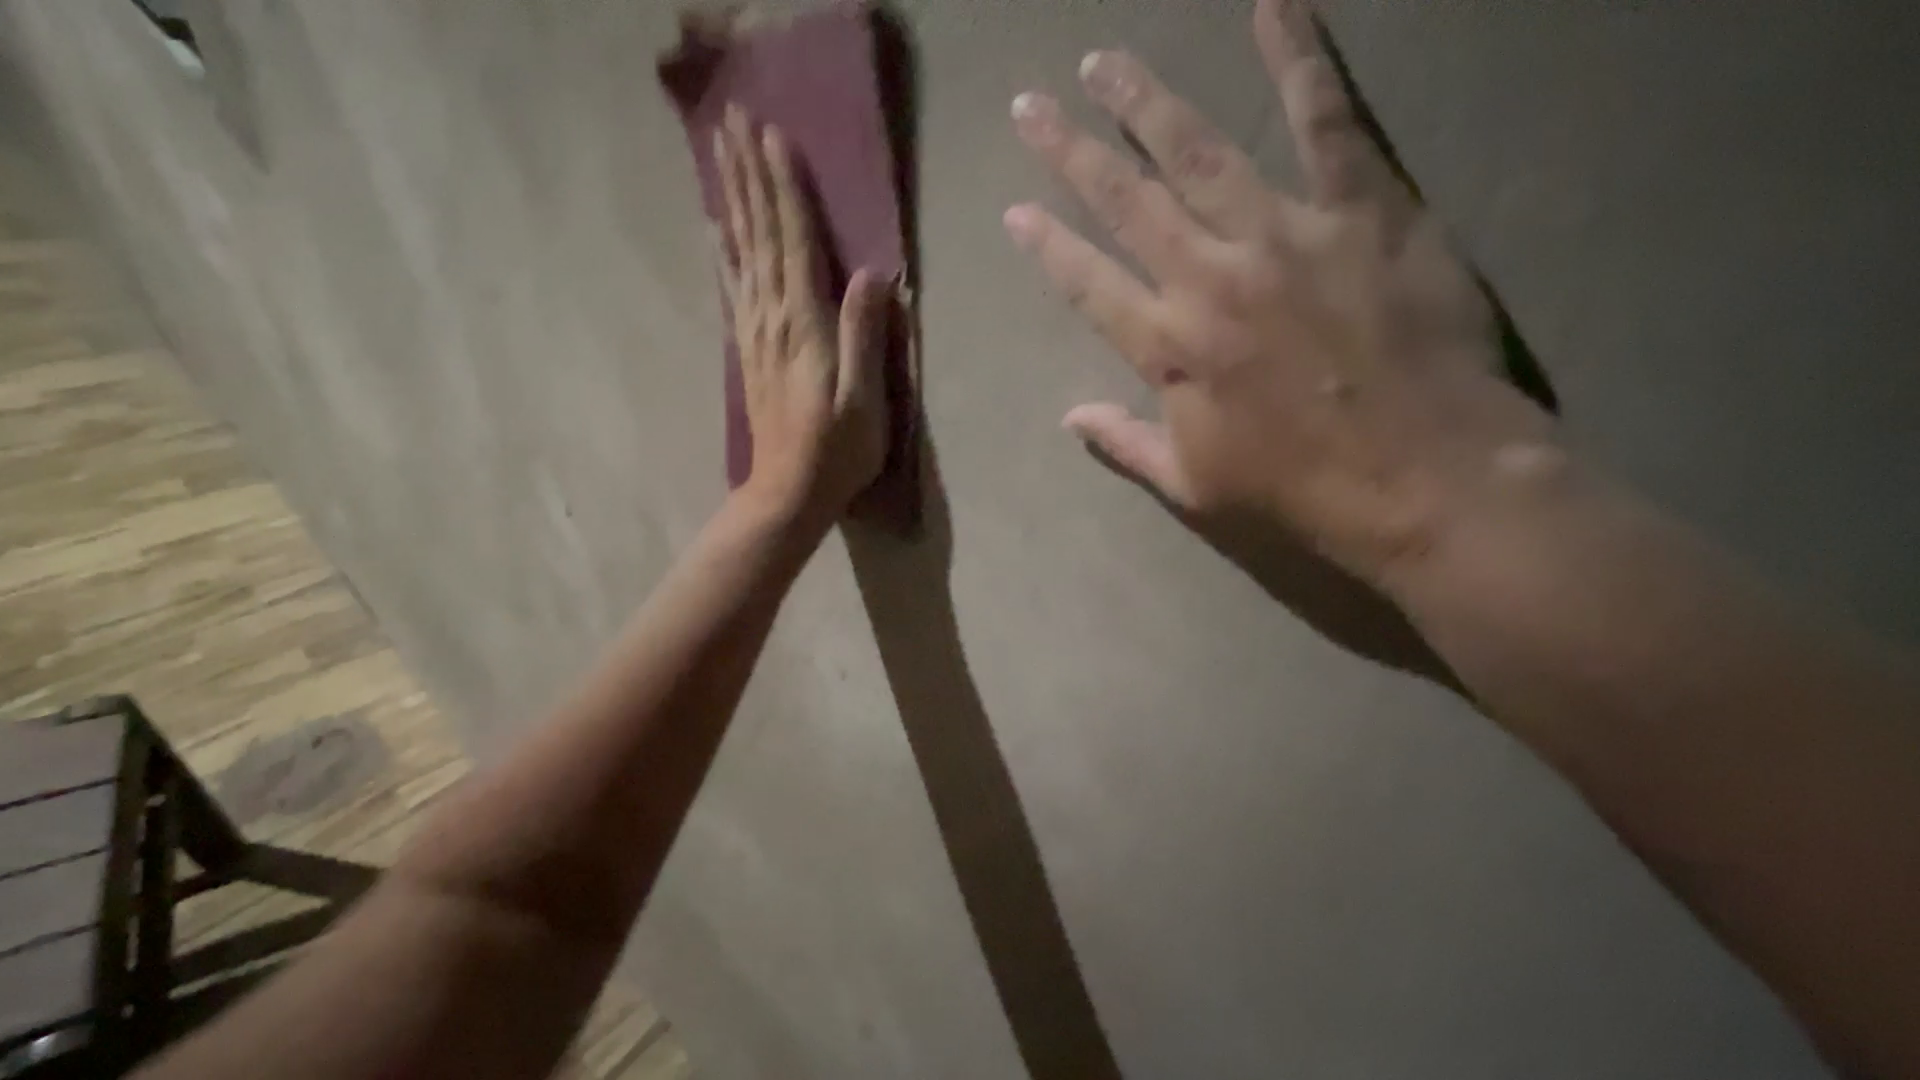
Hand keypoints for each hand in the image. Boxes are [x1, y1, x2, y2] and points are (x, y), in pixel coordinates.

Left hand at [716, 106, 890, 522]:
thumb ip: (864, 335)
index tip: (773, 135)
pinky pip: (733, 287)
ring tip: (721, 155)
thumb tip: (871, 274)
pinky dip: (723, 252)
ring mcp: (753, 332)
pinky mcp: (747, 349)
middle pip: (760, 234)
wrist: (787, 494)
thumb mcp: (865, 400)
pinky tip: (716, 230)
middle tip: (733, 121)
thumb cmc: (838, 452)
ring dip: (733, 199)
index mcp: (805, 324)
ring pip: (742, 252)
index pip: (795, 242)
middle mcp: (772, 317)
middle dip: (749, 176)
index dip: (785, 188)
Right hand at [1005, 0, 1556, 588]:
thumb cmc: (1303, 491)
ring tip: (1104, 61)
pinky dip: (1297, 58)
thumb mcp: (1196, 487)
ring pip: (1199, 150)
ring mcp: (1283, 234)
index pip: (1086, 282)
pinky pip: (1324, 120)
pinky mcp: (1360, 209)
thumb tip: (1069, 418)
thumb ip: (1126, 445)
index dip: (1045, 244)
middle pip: (1125, 200)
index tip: (1014, 210)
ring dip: (1145, 101)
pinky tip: (1270, 4)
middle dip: (1069, 151)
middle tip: (1030, 105)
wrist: (1428, 477)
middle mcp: (1209, 277)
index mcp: (1169, 347)